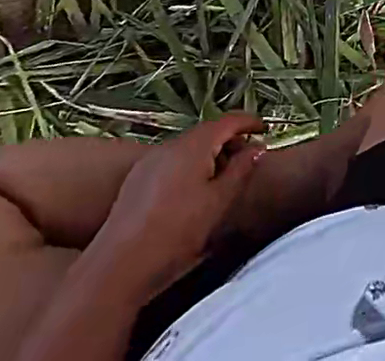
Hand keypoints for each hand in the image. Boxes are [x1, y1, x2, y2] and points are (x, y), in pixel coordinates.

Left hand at [89, 114, 265, 298]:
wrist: (119, 264)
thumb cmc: (176, 233)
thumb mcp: (217, 204)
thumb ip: (240, 172)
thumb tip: (257, 148)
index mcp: (193, 146)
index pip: (226, 121)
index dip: (247, 122)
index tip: (264, 129)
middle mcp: (170, 145)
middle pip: (206, 132)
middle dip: (229, 141)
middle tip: (247, 160)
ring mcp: (150, 160)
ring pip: (188, 148)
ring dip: (210, 155)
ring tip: (223, 180)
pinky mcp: (138, 178)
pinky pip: (172, 161)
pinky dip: (190, 166)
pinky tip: (193, 193)